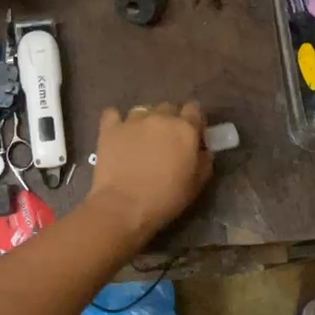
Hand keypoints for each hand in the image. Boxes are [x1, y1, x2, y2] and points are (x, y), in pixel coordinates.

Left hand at [86, 101, 212, 242]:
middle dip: (169, 120)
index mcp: (184, 129)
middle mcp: (160, 117)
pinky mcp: (110, 127)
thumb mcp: (195, 186)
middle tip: (166, 141)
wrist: (123, 206)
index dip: (193, 121)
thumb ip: (204, 162)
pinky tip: (118, 134)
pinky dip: (117, 121)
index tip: (191, 134)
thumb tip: (204, 150)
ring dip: (146, 121)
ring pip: (143, 110)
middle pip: (168, 108)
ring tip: (141, 140)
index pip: (194, 109)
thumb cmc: (165, 199)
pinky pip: (113, 114)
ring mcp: (133, 120)